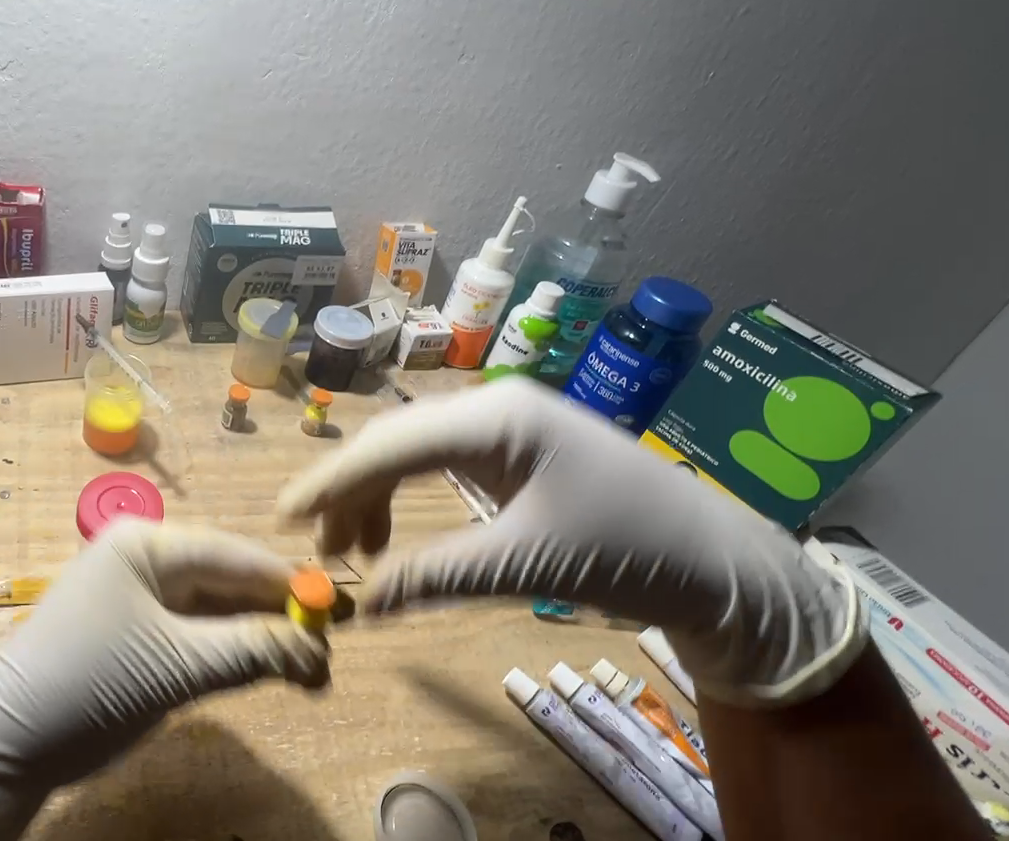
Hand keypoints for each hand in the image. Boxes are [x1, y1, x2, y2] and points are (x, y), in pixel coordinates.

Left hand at [0, 520, 329, 840]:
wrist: (4, 746)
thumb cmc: (89, 686)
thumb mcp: (177, 667)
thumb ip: (253, 651)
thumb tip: (322, 653)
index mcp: (144, 543)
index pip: (231, 554)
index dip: (287, 582)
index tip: (338, 608)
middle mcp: (142, 558)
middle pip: (225, 579)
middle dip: (276, 615)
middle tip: (329, 650)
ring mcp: (136, 596)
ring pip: (213, 609)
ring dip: (257, 639)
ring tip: (309, 671)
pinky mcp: (134, 633)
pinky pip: (194, 633)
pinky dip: (229, 654)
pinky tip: (265, 670)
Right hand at [277, 378, 863, 706]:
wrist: (723, 562)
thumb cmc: (631, 553)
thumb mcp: (528, 566)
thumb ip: (437, 575)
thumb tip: (363, 603)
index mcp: (496, 417)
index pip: (391, 442)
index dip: (333, 479)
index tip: (286, 515)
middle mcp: (492, 404)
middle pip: (394, 440)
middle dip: (350, 491)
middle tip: (319, 549)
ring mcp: (503, 421)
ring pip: (411, 449)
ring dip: (375, 495)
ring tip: (354, 551)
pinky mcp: (513, 446)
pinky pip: (439, 460)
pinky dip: (407, 495)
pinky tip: (395, 532)